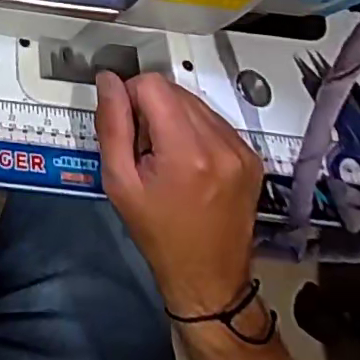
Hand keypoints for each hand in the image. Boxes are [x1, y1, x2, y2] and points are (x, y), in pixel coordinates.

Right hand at [97, 70, 264, 317]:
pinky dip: (193, 128)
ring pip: (192, 100)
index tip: (128, 129)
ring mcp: (240, 148)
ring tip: (166, 156)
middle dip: (151, 107)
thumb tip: (108, 81)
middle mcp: (220, 143)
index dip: (130, 97)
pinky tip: (187, 160)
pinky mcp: (250, 155)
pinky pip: (211, 118)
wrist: (208, 279)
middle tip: (144, 147)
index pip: (152, 84)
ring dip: (172, 116)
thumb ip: (111, 124)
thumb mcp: (119, 181)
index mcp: (187, 150)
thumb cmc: (158, 232)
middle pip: (173, 89)